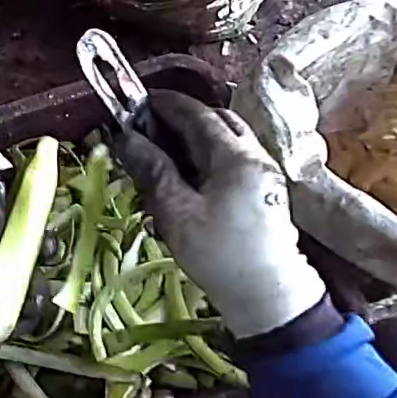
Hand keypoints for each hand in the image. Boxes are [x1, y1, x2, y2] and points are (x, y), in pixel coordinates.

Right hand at [115, 90, 325, 338]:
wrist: (268, 297)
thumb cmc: (219, 255)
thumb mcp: (176, 212)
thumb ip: (153, 170)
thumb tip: (127, 138)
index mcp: (236, 159)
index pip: (199, 116)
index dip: (168, 104)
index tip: (140, 100)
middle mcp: (256, 157)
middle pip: (219, 120)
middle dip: (184, 115)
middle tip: (151, 122)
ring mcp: (264, 173)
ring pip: (229, 138)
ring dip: (197, 133)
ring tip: (165, 145)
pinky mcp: (264, 190)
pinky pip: (234, 156)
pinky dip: (208, 151)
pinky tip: (188, 169)